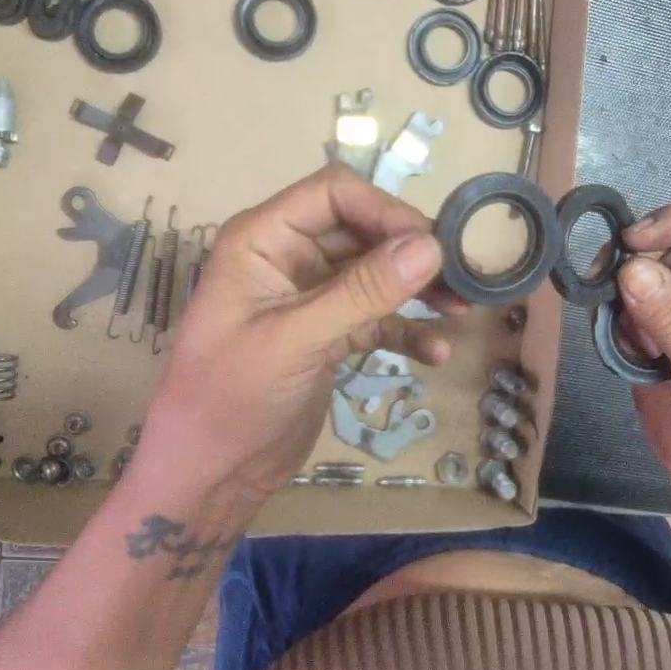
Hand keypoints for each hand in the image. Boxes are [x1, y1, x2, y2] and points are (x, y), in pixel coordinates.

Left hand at [139, 165, 460, 496]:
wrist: (210, 476)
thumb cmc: (232, 399)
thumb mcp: (296, 341)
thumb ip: (363, 291)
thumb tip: (432, 247)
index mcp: (263, 240)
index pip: (334, 193)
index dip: (385, 210)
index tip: (432, 245)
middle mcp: (288, 258)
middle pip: (362, 229)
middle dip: (411, 251)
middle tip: (459, 277)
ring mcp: (310, 297)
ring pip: (376, 273)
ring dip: (417, 288)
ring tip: (460, 309)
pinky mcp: (328, 335)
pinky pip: (377, 318)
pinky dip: (406, 330)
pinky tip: (436, 353)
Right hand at [615, 198, 670, 519]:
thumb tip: (630, 269)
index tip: (636, 240)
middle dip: (646, 252)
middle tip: (611, 279)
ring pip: (653, 268)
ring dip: (628, 286)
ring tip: (623, 327)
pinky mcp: (661, 333)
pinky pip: (633, 302)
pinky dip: (620, 315)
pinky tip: (627, 348)